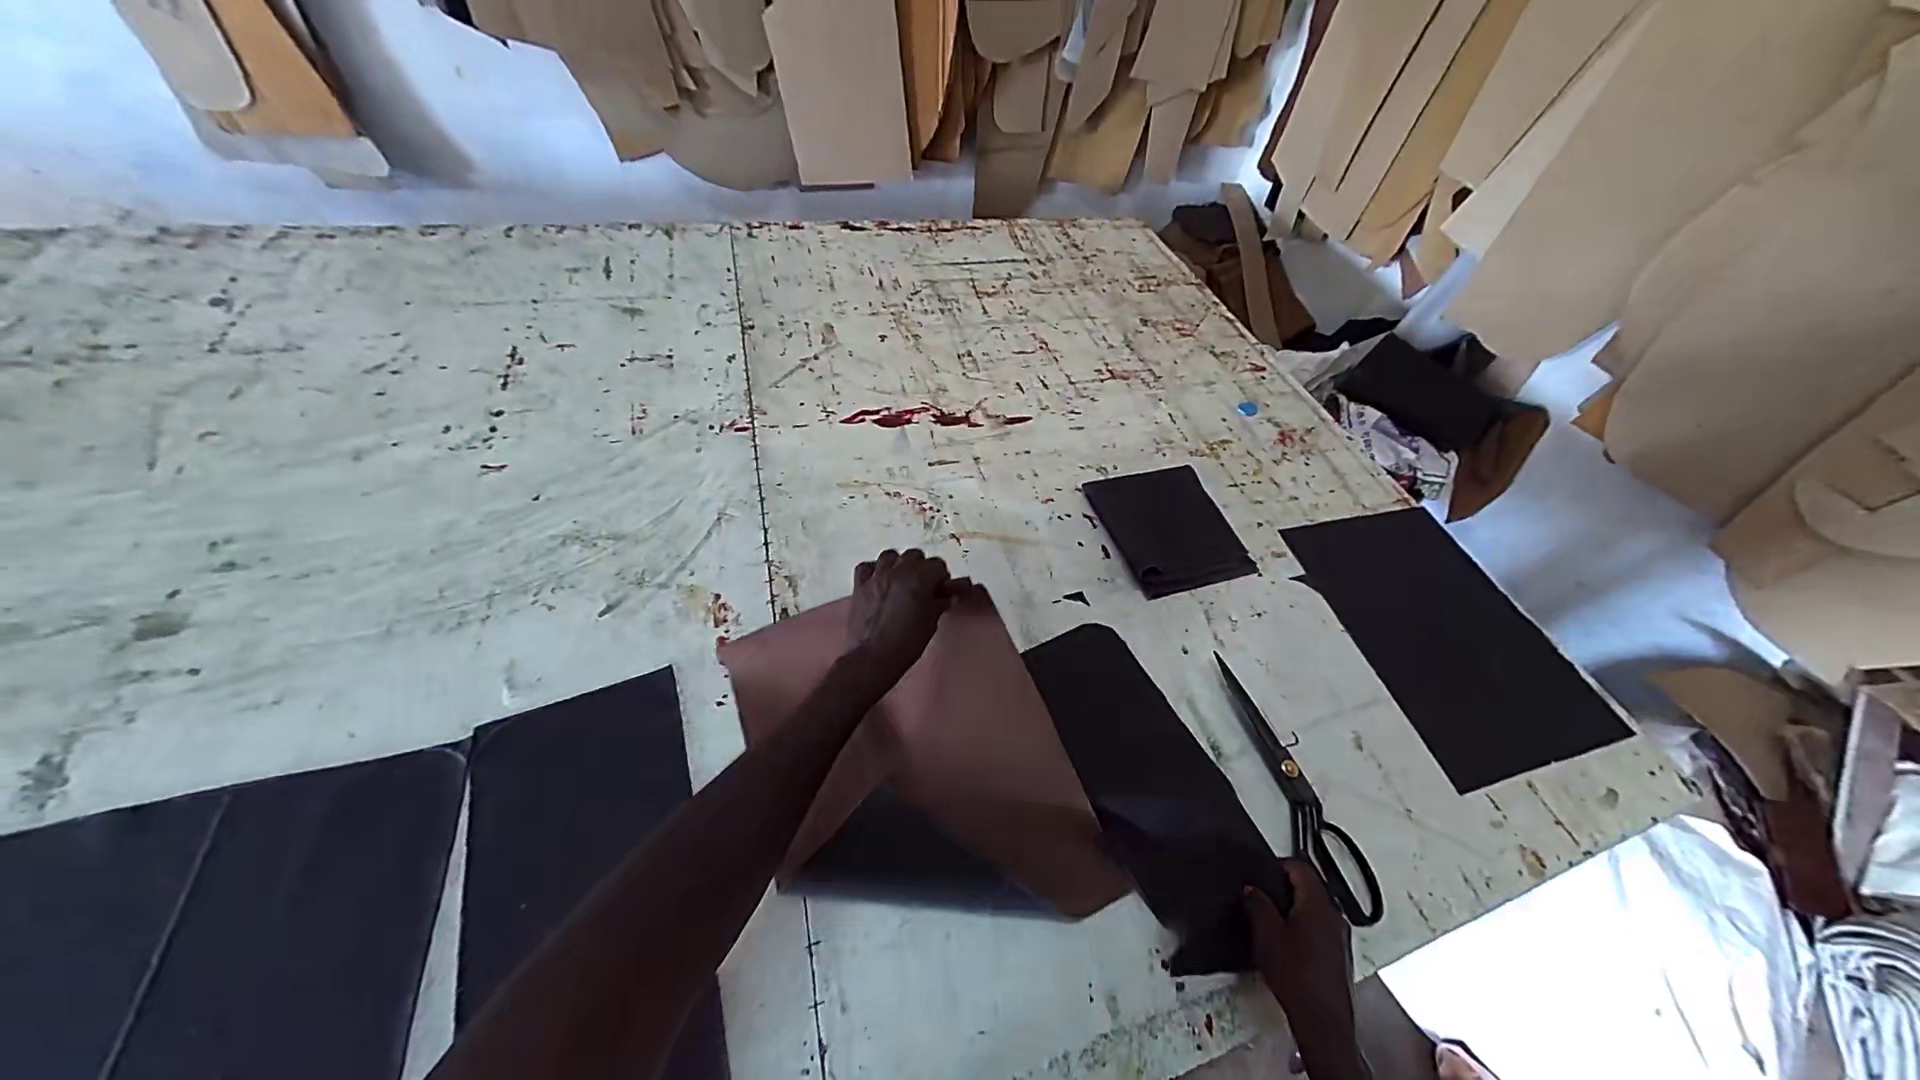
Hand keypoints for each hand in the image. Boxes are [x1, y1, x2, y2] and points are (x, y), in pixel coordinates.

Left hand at [845, 549, 958, 691]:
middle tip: (923, 585)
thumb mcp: (931, 622)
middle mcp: (898, 571)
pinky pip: (866, 567)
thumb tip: (947, 596)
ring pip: (890, 556)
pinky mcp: (859, 585)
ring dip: (898, 565)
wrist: (875, 657)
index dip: (941, 578)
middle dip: (921, 568)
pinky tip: (878, 581)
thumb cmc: (907, 643)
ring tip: (900, 580)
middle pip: (914, 555)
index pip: (938, 565)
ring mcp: (876, 576)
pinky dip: (873, 570)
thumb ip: (940, 603)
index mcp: (920, 578)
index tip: (941, 589)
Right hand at [1246, 861, 1366, 1078]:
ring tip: (1270, 918)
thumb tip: (1252, 890)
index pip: (1301, 868)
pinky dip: (1302, 926)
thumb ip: (1257, 904)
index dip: (1279, 864)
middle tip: (1263, 892)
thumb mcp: (1266, 933)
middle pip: (1310, 887)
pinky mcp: (1338, 955)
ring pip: (1314, 908)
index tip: (1263, 871)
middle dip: (1285, 886)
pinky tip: (1285, 942)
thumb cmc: (1297, 977)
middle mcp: (1335, 918)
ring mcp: (1340, 938)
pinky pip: (1319, 928)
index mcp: (1318, 906)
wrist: (1321, 1020)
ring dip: (1293, 907)